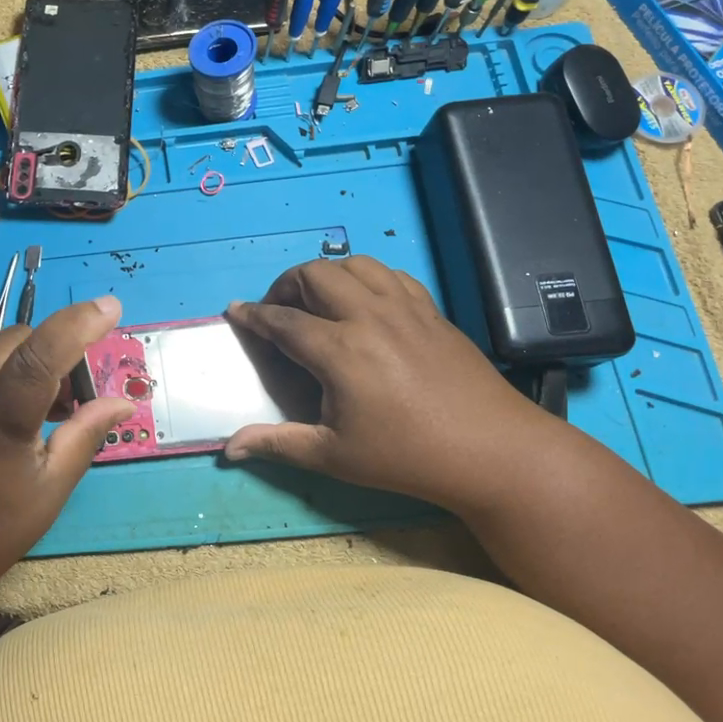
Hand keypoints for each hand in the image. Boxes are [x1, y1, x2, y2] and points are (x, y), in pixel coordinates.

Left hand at [0, 296, 134, 622]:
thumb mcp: (48, 493)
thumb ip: (84, 436)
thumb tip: (121, 401)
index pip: (40, 353)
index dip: (78, 324)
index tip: (111, 308)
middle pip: (15, 340)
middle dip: (53, 349)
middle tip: (73, 393)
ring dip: (22, 359)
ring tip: (39, 406)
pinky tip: (2, 412)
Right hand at [223, 256, 560, 506]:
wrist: (492, 451)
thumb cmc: (406, 456)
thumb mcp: (333, 456)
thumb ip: (278, 443)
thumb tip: (229, 447)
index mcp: (339, 351)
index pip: (283, 320)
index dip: (253, 315)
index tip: (235, 312)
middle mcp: (369, 317)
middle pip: (316, 275)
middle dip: (286, 285)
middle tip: (278, 311)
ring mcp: (405, 310)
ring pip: (356, 265)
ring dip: (328, 275)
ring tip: (318, 301)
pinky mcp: (432, 312)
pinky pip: (392, 275)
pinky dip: (367, 278)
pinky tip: (364, 302)